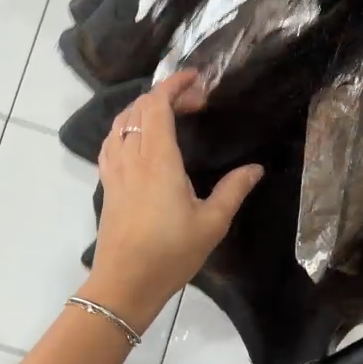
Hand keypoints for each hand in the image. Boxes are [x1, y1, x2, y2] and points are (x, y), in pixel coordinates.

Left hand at [81, 70, 263, 331]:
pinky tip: (139, 141)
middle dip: (164, 95)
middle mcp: (131, 157)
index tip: (197, 80)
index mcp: (158, 160)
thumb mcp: (212, 223)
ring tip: (167, 115)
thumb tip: (255, 168)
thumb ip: (233, 190)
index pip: (157, 105)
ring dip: (142, 110)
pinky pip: (111, 143)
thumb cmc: (171, 253)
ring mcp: (114, 171)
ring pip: (120, 123)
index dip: (174, 85)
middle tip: (194, 102)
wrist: (125, 283)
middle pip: (138, 108)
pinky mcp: (107, 185)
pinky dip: (125, 129)